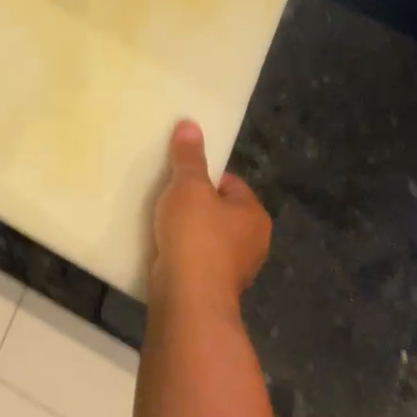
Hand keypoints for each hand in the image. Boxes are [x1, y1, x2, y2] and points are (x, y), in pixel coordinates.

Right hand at [149, 120, 271, 315]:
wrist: (190, 292)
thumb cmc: (196, 234)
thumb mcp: (189, 187)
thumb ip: (189, 157)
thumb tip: (191, 124)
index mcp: (254, 214)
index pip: (230, 183)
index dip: (203, 177)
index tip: (177, 178)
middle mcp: (255, 240)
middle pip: (221, 210)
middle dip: (196, 204)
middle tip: (166, 197)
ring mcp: (238, 266)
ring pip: (211, 235)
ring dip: (190, 229)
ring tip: (161, 221)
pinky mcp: (217, 282)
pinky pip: (200, 256)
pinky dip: (185, 250)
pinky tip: (164, 246)